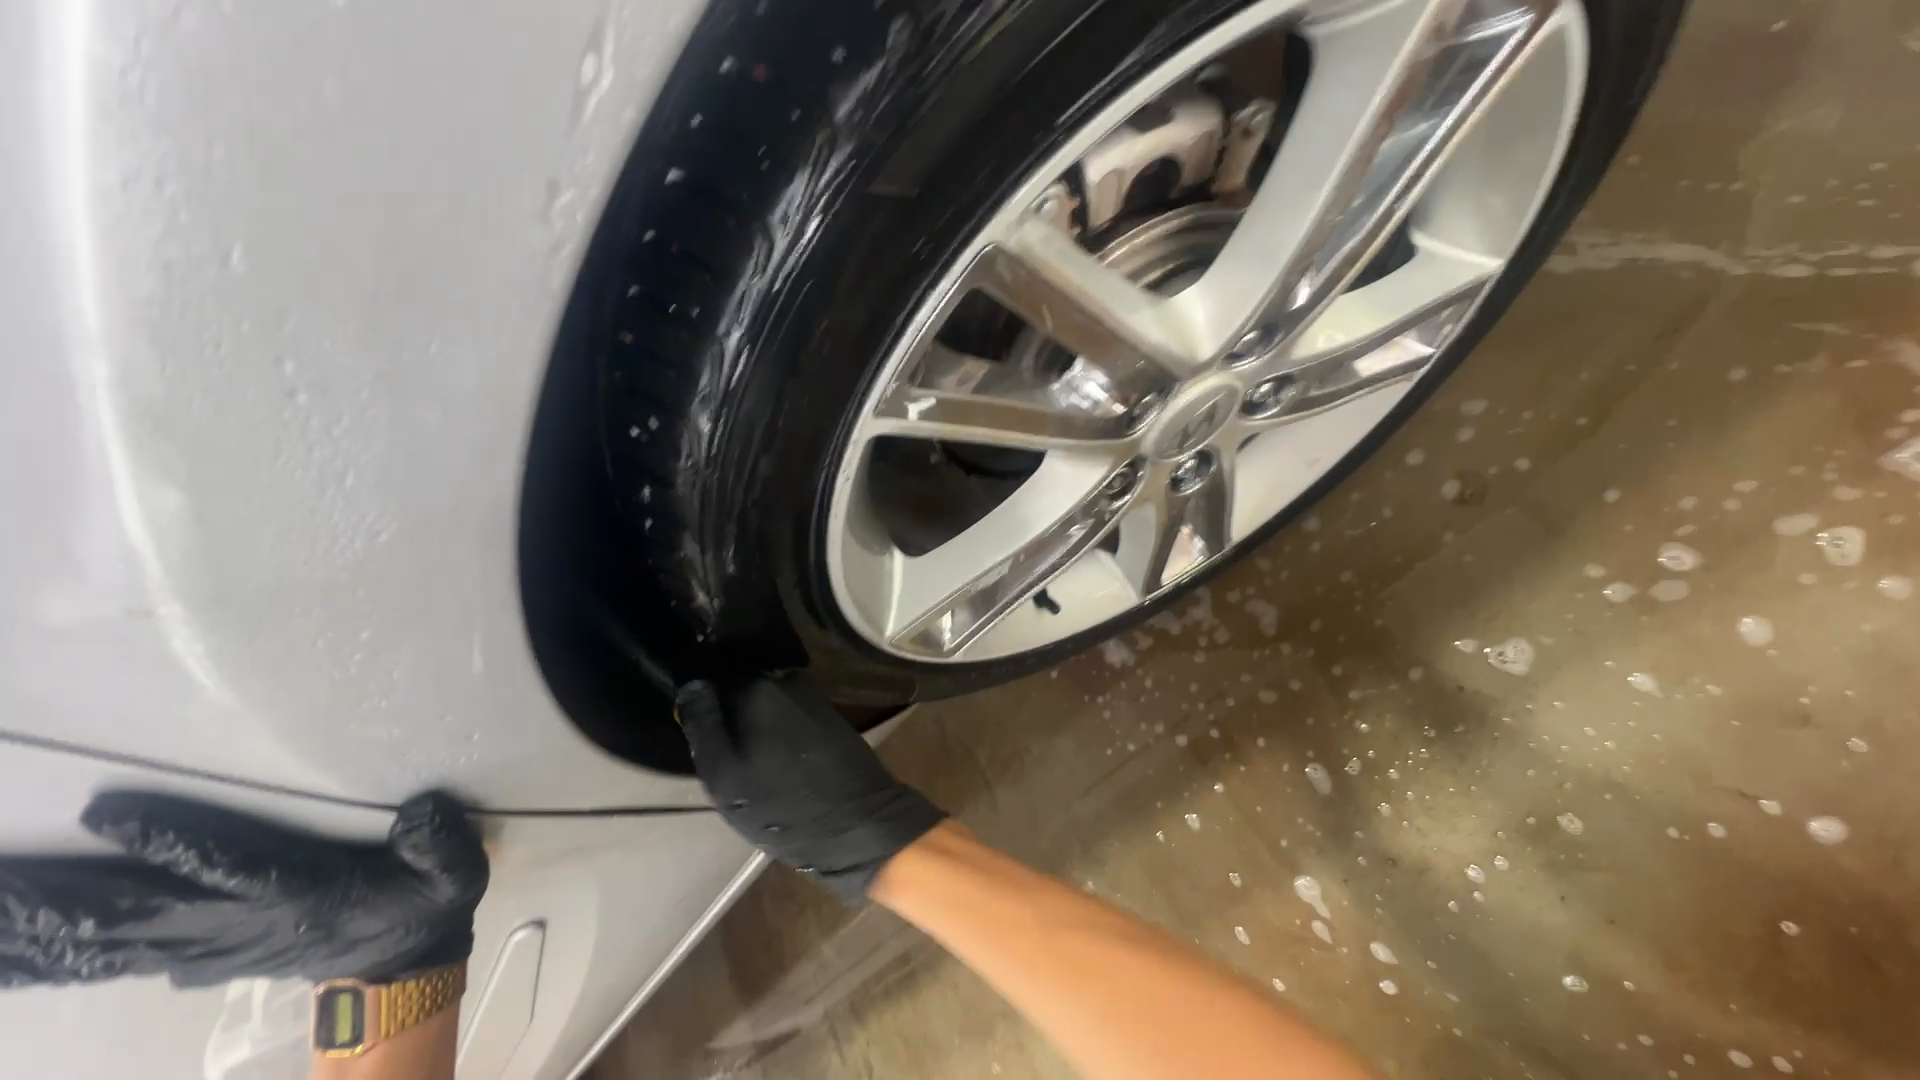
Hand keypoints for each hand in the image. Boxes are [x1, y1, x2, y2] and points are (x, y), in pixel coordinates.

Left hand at [0, 791, 487, 988]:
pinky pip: (114, 960)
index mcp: (302, 897)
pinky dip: (58, 958)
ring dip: (42, 930)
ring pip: (112, 941)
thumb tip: (423, 810)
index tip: (107, 815)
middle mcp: (243, 924)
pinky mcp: (201, 955)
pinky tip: (18, 952)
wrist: (403, 969)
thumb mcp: (456, 875)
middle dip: (60, 897)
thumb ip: (442, 845)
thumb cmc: (424, 908)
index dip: (171, 842)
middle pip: (139, 911)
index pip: (228, 866)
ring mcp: (213, 946)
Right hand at [676, 674, 944, 901]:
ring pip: (767, 706)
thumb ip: (703, 726)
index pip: (712, 684)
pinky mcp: (831, 717)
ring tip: (754, 764)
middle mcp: (788, 681)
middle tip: (727, 759)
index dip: (702, 710)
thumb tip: (691, 686)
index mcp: (757, 688)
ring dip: (758, 727)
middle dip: (731, 718)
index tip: (700, 737)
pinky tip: (779, 761)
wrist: (860, 825)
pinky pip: (791, 717)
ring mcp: (814, 697)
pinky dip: (781, 734)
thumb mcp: (725, 776)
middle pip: (742, 693)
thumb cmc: (784, 806)